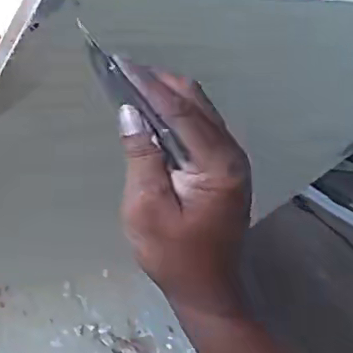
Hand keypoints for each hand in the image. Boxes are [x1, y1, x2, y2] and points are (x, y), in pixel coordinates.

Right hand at [117, 68, 252, 319]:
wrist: (206, 288)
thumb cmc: (172, 252)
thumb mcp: (147, 205)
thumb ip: (142, 156)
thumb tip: (129, 111)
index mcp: (217, 164)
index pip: (180, 112)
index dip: (148, 85)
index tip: (121, 63)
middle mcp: (231, 156)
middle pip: (196, 103)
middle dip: (159, 81)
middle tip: (122, 66)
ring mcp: (229, 161)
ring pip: (199, 111)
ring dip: (166, 93)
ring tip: (131, 78)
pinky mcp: (220, 168)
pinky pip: (197, 126)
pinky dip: (173, 110)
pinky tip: (150, 107)